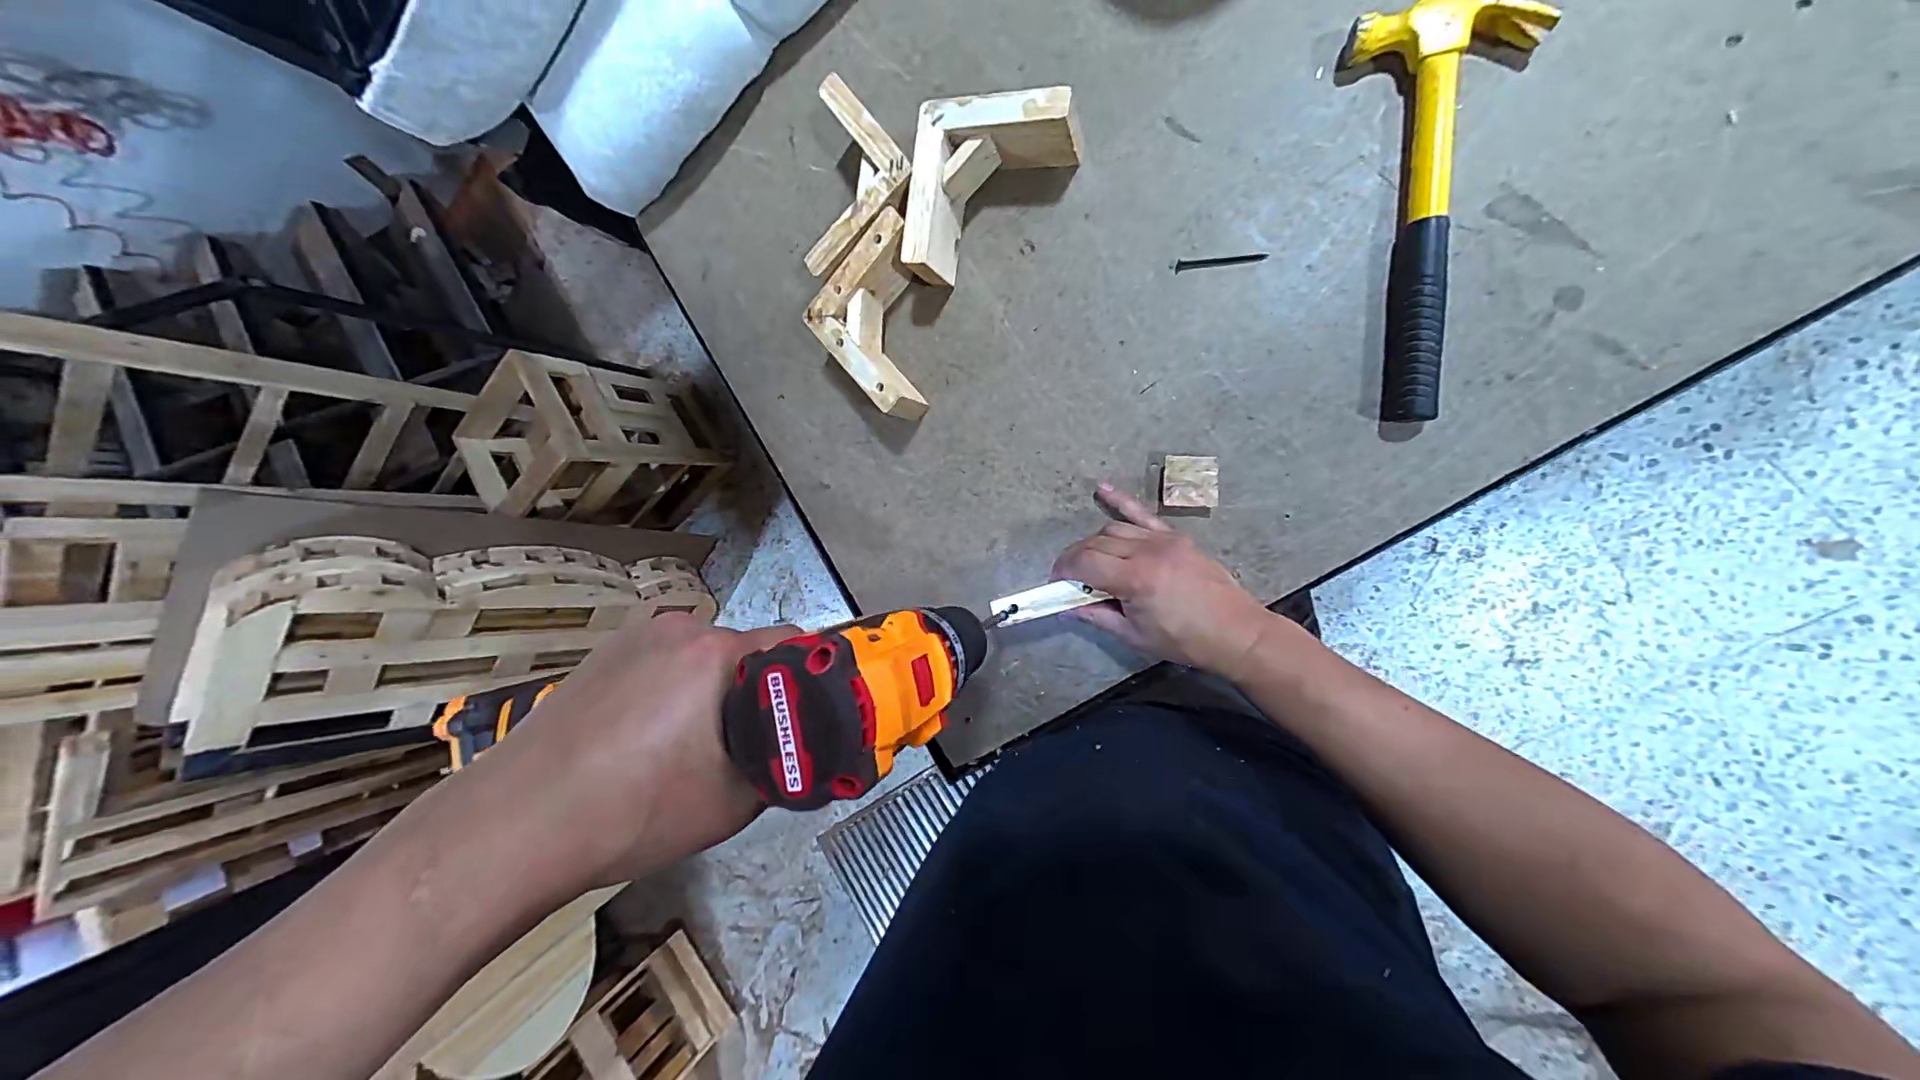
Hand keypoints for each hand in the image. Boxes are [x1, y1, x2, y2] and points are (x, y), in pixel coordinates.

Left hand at [461, 612, 798, 891]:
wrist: (515, 827)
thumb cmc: (634, 811)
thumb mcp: (736, 800)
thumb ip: (784, 764)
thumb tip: (802, 753)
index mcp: (715, 652)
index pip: (792, 642)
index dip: (807, 682)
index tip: (804, 720)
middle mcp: (677, 628)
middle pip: (744, 651)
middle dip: (755, 691)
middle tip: (744, 745)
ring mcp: (633, 638)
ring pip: (701, 659)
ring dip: (712, 690)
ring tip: (690, 748)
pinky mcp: (602, 656)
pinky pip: (661, 664)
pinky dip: (672, 692)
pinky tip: (647, 741)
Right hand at [1052, 482, 1277, 676]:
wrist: (1236, 632)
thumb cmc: (1186, 640)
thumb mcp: (1134, 636)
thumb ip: (1097, 615)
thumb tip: (1066, 607)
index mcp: (1136, 579)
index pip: (1084, 563)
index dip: (1063, 571)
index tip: (1056, 583)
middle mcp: (1148, 552)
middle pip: (1094, 543)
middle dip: (1074, 558)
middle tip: (1069, 578)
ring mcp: (1163, 540)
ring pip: (1113, 529)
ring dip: (1094, 543)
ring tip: (1089, 563)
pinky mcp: (1176, 537)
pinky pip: (1142, 514)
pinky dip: (1120, 501)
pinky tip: (1102, 489)